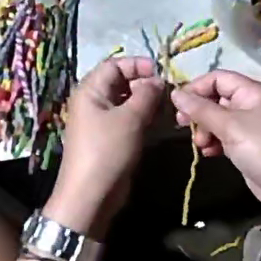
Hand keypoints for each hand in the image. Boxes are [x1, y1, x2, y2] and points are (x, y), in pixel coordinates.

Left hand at [45, 57, 167, 237]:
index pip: (114, 65)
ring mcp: (102, 121)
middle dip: (146, 85)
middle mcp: (94, 102)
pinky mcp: (111, 139)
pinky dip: (145, 119)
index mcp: (90, 90)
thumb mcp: (130, 118)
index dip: (137, 65)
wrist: (91, 196)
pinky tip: (163, 124)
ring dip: (149, 104)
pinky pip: (129, 120)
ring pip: (128, 103)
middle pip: (122, 83)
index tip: (161, 72)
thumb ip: (147, 94)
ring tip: (170, 110)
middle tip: (169, 95)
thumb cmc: (107, 150)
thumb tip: (158, 81)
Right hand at [171, 70, 260, 211]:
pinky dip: (214, 141)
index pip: (218, 78)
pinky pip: (224, 135)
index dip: (196, 87)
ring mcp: (250, 125)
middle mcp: (252, 103)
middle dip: (198, 111)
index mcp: (252, 91)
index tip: (178, 104)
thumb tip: (175, 93)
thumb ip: (200, 109)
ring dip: (204, 129)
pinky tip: (209, 153)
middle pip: (216, 98)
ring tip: (201, 144)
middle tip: (182, 124)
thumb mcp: (228, 126)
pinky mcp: (248, 144)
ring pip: (217, 119)